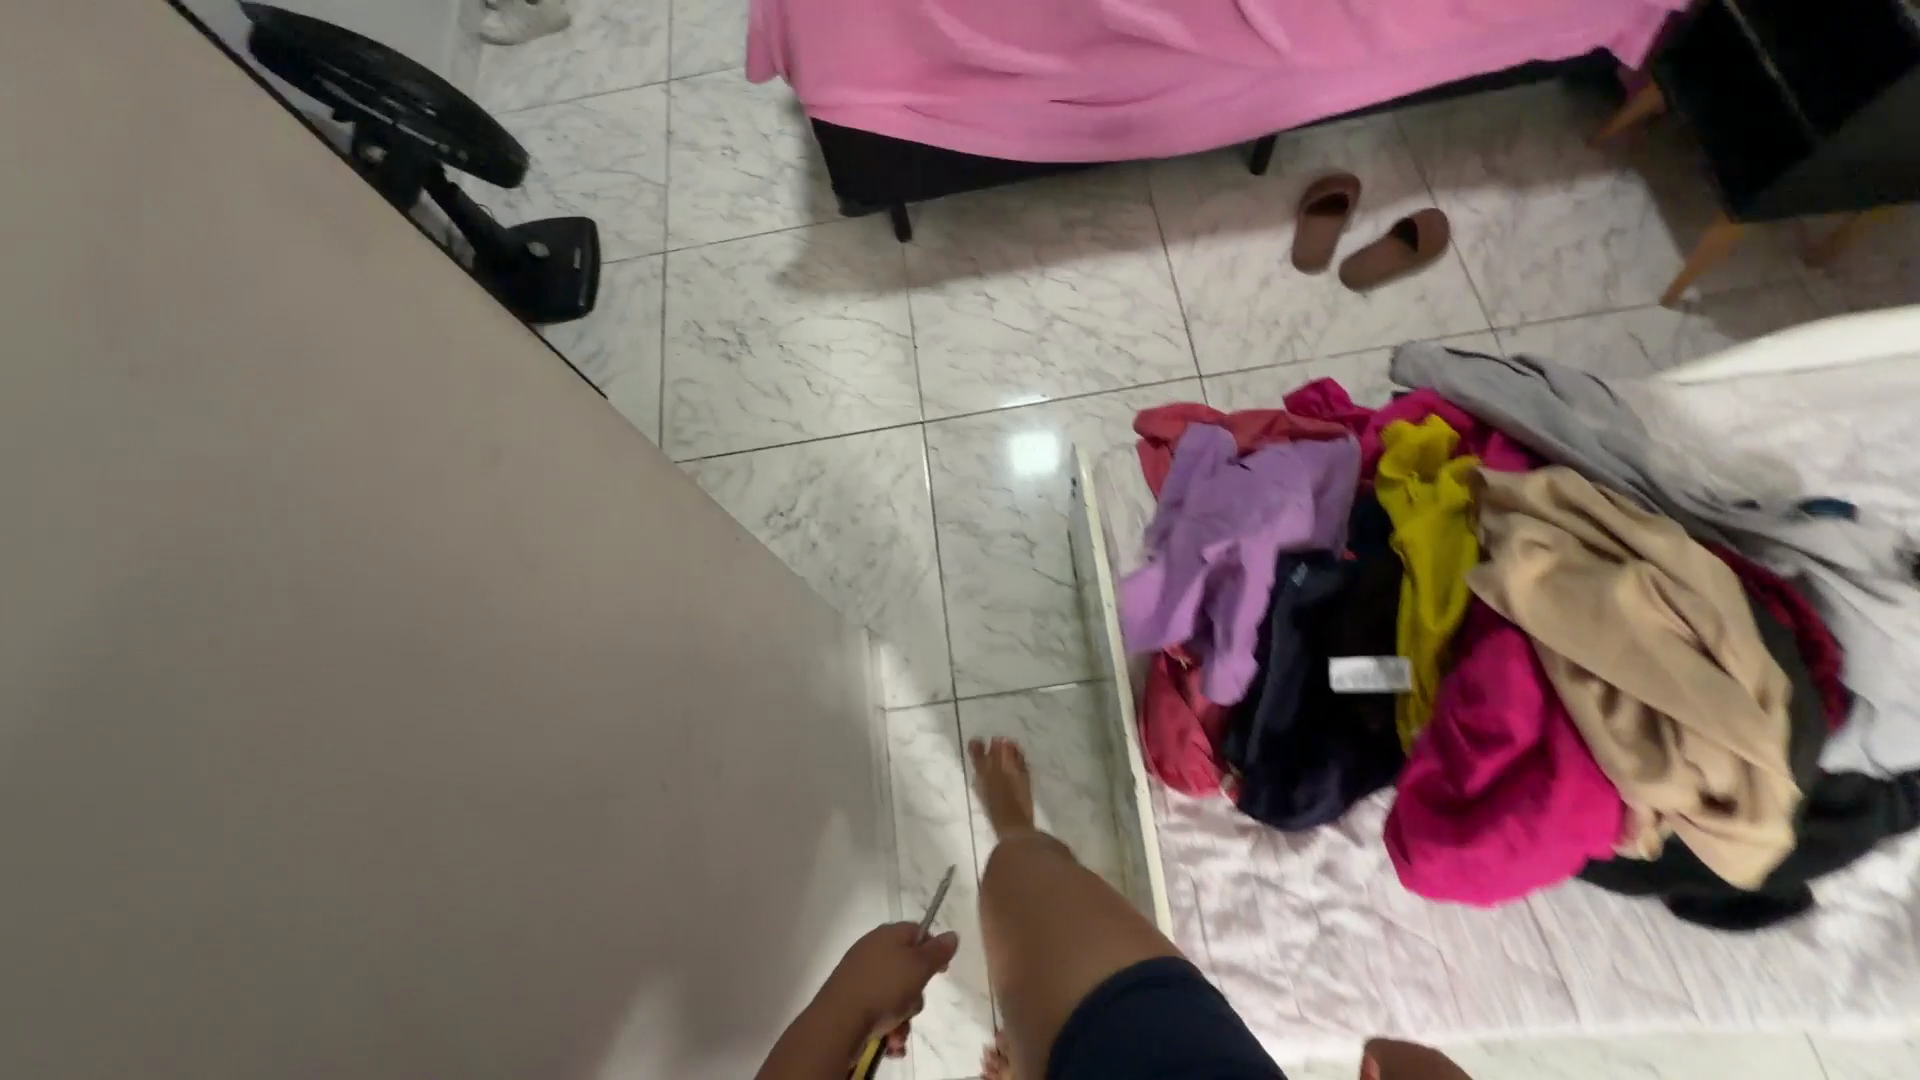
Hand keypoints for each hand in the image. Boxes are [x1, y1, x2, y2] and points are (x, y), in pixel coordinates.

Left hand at [815, 922, 959, 1056]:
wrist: (839, 1021)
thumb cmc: (884, 987)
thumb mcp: (919, 967)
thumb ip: (938, 951)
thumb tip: (952, 934)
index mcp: (888, 934)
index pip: (917, 931)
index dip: (933, 949)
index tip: (942, 970)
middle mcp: (873, 950)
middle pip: (907, 967)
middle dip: (916, 992)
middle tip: (914, 1002)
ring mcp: (860, 975)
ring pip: (894, 994)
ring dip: (903, 1017)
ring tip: (899, 1031)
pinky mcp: (851, 1000)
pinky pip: (878, 1009)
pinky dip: (888, 1026)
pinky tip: (890, 1041)